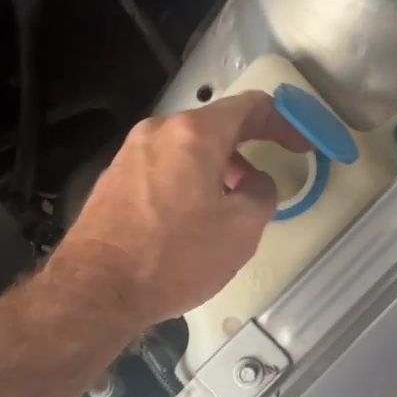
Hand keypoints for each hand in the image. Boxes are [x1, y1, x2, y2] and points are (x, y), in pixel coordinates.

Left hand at [51, 91, 308, 327]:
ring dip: (216, 166)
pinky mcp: (112, 180)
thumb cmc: (174, 257)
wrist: (96, 290)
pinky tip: (191, 215)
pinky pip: (162, 167)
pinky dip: (187, 179)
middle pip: (213, 126)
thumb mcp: (240, 231)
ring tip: (229, 203)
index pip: (249, 107)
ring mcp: (129, 154)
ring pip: (185, 148)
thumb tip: (257, 183)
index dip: (283, 122)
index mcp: (194, 134)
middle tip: (264, 177)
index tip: (300, 145)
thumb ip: (262, 196)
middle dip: (246, 148)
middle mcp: (158, 132)